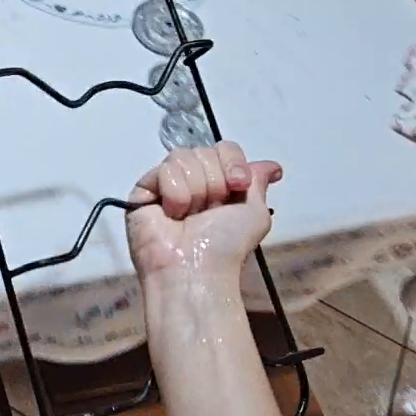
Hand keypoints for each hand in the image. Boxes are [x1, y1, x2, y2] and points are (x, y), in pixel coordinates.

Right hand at [125, 143, 282, 284]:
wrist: (196, 267)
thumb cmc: (225, 246)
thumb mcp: (255, 214)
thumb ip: (258, 182)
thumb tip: (272, 167)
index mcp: (218, 182)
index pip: (224, 148)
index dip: (233, 163)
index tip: (237, 186)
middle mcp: (192, 179)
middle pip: (203, 151)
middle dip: (213, 182)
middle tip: (209, 210)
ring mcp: (165, 184)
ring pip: (182, 157)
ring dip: (195, 190)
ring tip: (188, 216)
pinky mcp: (143, 190)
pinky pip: (163, 170)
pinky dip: (175, 194)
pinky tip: (172, 214)